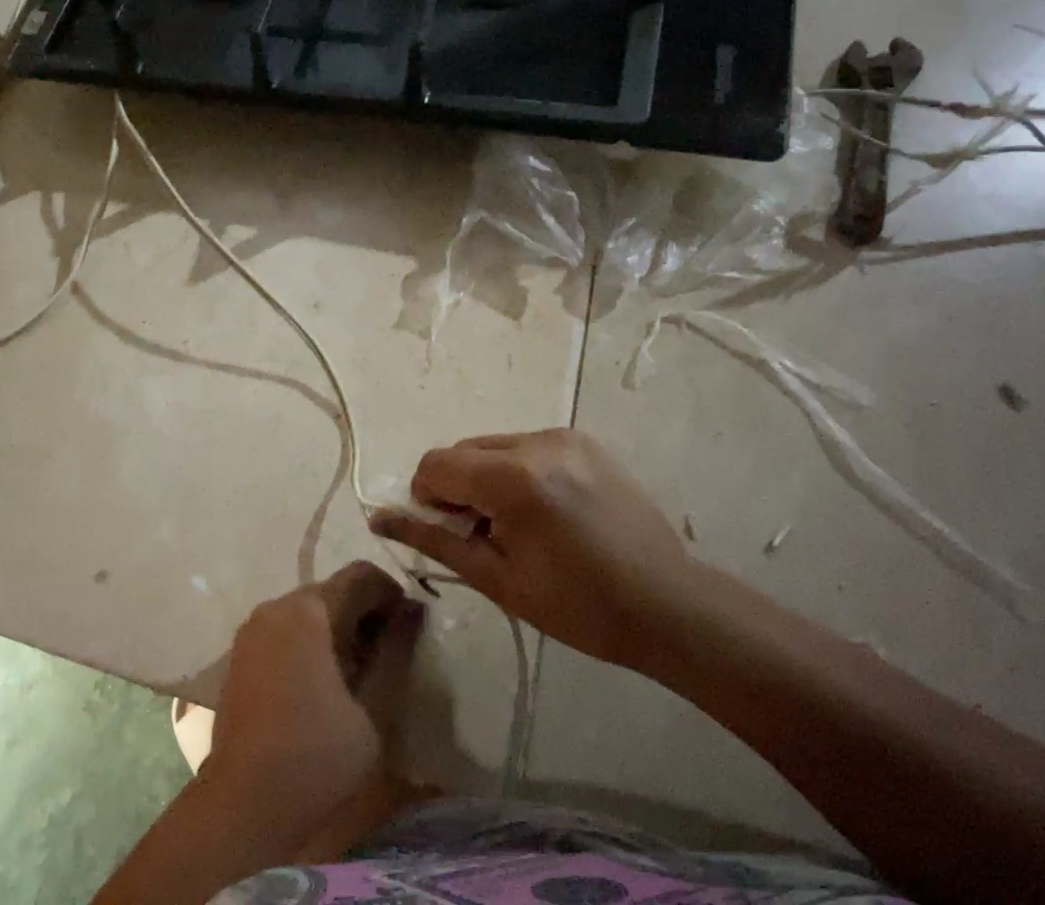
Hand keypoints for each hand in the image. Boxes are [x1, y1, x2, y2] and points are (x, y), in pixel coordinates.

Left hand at [206, 562, 423, 830]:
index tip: (409, 628)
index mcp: (306, 611)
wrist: (245, 801)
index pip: (360, 575)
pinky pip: (284, 632)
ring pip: (306, 613)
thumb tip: (412, 611)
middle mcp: (273, 608)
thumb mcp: (373, 706)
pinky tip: (325, 685)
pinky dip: (310, 644)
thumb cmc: (318, 754)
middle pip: (330, 591)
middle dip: (364, 614)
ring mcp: (250, 631)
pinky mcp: (239, 656)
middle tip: (389, 656)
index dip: (391, 594)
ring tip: (360, 675)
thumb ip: (395, 652)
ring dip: (338, 630)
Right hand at [369, 429, 697, 667]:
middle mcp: (539, 442)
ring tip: (517, 528)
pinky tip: (543, 514)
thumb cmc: (578, 606)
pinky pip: (524, 448)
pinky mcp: (586, 443)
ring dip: (484, 480)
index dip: (427, 500)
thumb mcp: (495, 578)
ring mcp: (567, 438)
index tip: (453, 536)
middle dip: (456, 490)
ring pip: (491, 446)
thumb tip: (377, 518)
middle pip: (461, 450)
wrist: (667, 605)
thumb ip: (433, 539)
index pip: (435, 464)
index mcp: (515, 478)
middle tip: (484, 537)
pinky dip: (514, 474)